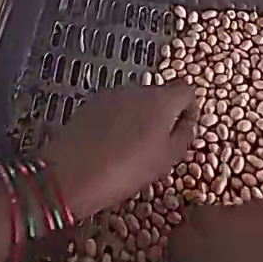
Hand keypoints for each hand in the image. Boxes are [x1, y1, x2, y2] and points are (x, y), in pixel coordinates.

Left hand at [45, 82, 195, 217]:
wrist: (72, 172)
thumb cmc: (126, 169)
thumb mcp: (167, 159)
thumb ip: (184, 135)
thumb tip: (187, 123)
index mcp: (161, 100)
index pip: (187, 90)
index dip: (189, 110)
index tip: (184, 131)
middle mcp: (137, 89)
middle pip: (160, 95)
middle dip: (163, 116)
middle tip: (158, 147)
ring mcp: (111, 94)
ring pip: (136, 102)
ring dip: (140, 119)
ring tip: (132, 150)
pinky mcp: (91, 103)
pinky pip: (115, 108)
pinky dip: (119, 121)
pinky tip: (111, 145)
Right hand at [168, 201, 262, 261]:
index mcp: (195, 253)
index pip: (175, 240)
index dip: (184, 256)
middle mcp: (215, 224)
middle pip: (198, 218)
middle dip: (203, 236)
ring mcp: (246, 214)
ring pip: (226, 214)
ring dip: (229, 230)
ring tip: (248, 258)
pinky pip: (253, 214)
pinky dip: (255, 229)